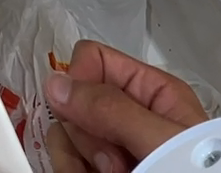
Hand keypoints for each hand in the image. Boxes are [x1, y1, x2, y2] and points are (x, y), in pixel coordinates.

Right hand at [43, 40, 207, 172]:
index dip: (81, 82)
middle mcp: (127, 116)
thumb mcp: (163, 144)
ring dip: (77, 160)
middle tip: (117, 163)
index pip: (92, 59)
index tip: (88, 113)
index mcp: (151, 94)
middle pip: (73, 99)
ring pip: (64, 132)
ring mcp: (111, 149)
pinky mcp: (96, 172)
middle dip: (87, 134)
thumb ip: (113, 109)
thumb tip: (58, 84)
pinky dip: (71, 172)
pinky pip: (63, 160)